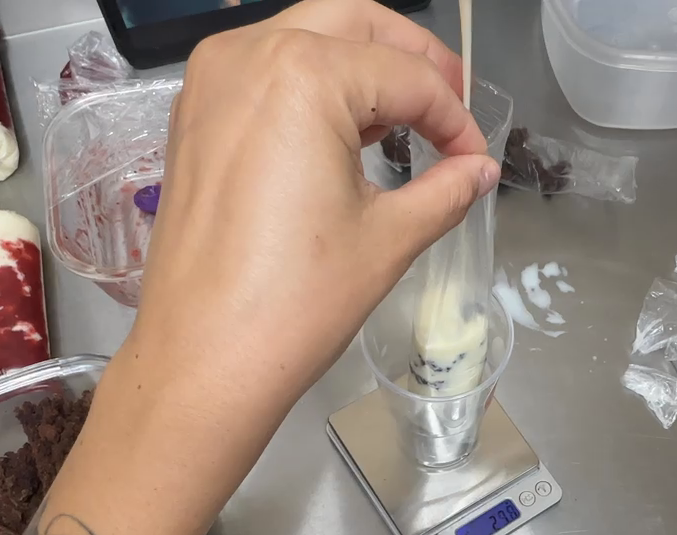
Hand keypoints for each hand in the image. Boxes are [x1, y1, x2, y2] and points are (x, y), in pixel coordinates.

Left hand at [122, 0, 498, 426]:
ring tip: (400, 124)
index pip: (405, 75)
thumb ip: (445, 191)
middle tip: (450, 106)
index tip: (475, 160)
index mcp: (304, 75)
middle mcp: (250, 54)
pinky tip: (339, 136)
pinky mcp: (195, 117)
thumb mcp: (387, 241)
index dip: (454, 117)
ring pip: (305, 40)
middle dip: (412, 60)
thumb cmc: (299, 303)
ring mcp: (212, 82)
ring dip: (361, 68)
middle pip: (354, 24)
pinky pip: (265, 74)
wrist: (206, 358)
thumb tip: (481, 170)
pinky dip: (312, 89)